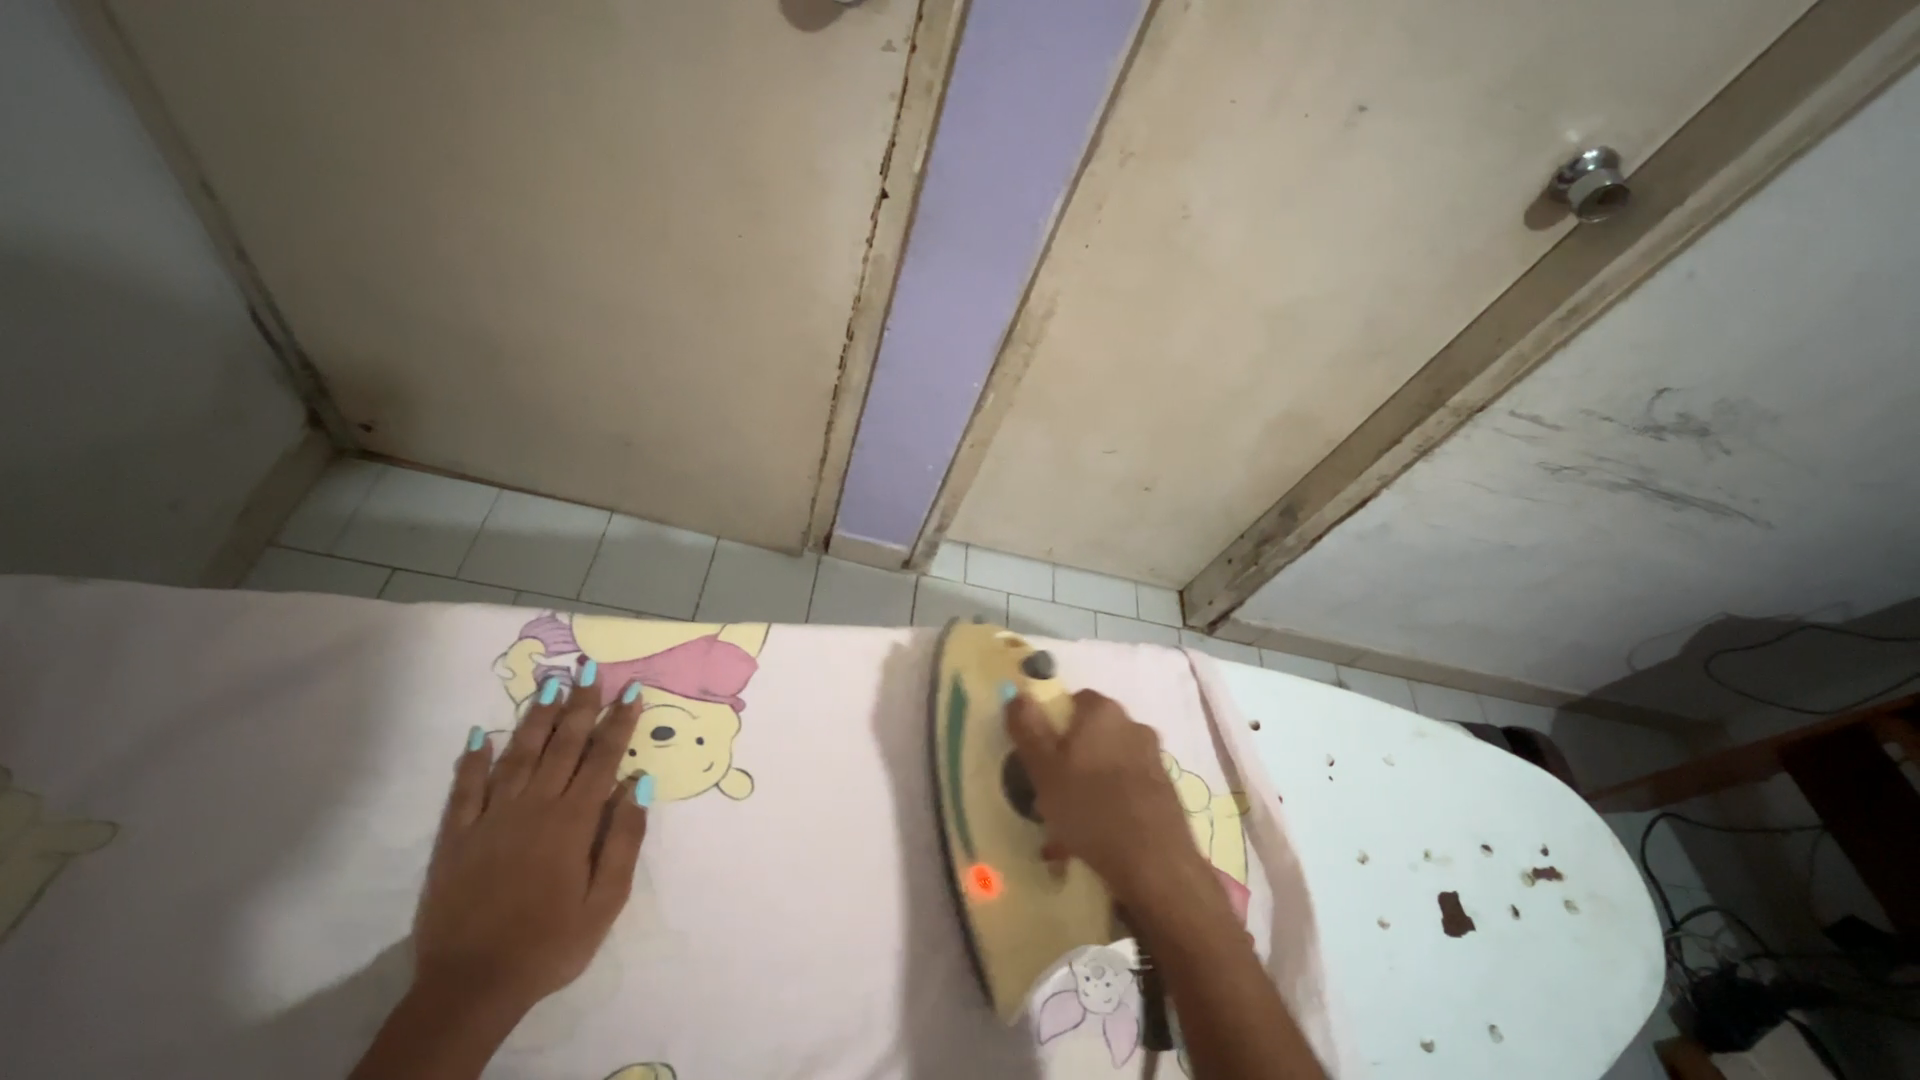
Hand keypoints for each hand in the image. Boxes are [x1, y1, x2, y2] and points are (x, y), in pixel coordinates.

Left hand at [414, 671, 647, 1012]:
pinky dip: (474, 759)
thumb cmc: (551, 945)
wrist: (472, 984)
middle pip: (561, 746)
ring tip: (549, 686)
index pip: (602, 759)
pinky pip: (466, 788)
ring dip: (536, 719)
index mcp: (572, 823)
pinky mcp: (456, 837)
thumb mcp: (606, 901)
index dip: (618, 723)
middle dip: (579, 706)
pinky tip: (483, 734)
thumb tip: (639, 784)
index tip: (631, 691)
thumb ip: (623, 839)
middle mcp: (533, 808)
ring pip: (518, 756)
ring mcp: (491, 819)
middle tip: (589, 670)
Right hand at [1004, 690, 1208, 906]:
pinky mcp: (1166, 791)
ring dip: (1088, 788)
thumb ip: (1027, 727)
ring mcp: (1154, 759)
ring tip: (1068, 828)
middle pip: (1091, 736)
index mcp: (1103, 712)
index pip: (1073, 701)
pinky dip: (1109, 807)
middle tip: (1049, 796)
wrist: (1154, 863)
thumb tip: (1017, 694)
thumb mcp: (1043, 768)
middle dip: (1070, 761)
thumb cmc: (1089, 808)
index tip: (1039, 758)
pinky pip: (1126, 791)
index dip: (1052, 726)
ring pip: (1108, 766)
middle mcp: (1134, 726)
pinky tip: (1094, 839)